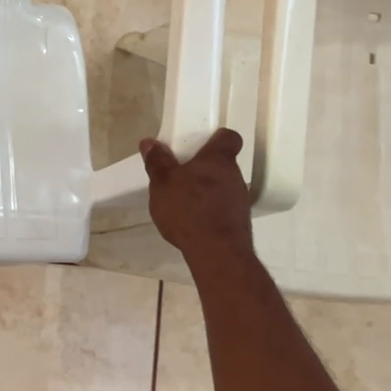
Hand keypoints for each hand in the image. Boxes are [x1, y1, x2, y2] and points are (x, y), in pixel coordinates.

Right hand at [141, 129, 253, 261]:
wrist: (216, 252)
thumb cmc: (188, 209)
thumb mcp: (162, 184)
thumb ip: (157, 162)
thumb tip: (150, 142)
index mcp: (217, 160)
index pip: (229, 137)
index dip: (216, 138)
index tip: (201, 144)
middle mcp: (234, 175)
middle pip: (222, 164)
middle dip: (203, 168)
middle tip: (180, 177)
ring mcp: (239, 199)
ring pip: (223, 186)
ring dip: (206, 191)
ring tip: (183, 203)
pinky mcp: (239, 221)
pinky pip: (223, 208)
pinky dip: (210, 210)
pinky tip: (193, 222)